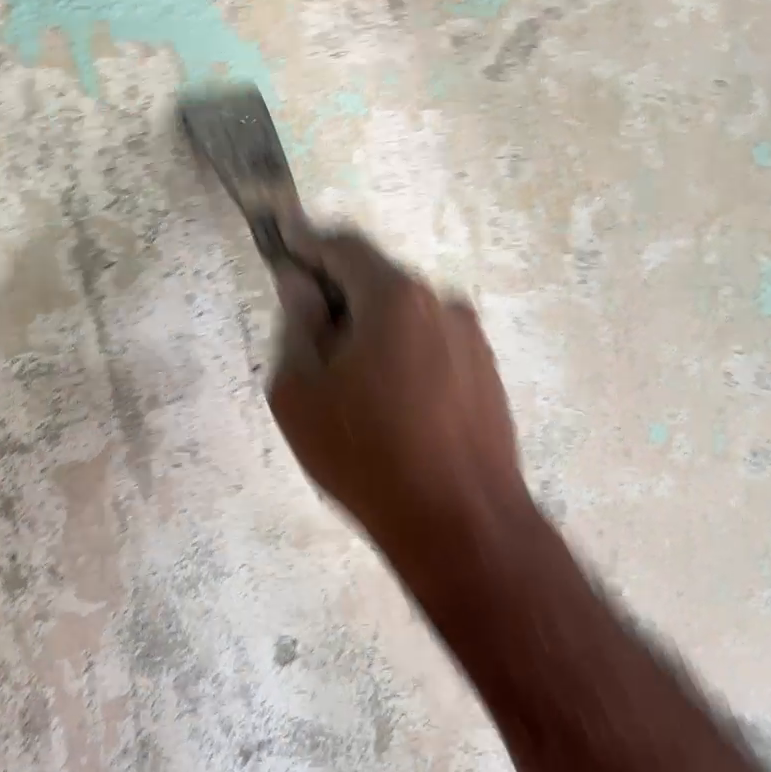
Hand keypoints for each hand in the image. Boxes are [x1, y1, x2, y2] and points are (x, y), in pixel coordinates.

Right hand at [269, 234, 528, 559]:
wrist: (460, 524)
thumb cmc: (364, 453)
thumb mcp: (299, 389)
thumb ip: (296, 323)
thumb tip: (300, 286)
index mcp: (395, 297)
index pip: (342, 247)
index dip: (306, 248)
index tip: (281, 257)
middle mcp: (442, 304)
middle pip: (376, 283)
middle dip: (338, 301)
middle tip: (308, 347)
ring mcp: (472, 340)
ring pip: (404, 319)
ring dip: (372, 334)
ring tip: (350, 392)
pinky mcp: (488, 375)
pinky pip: (430, 349)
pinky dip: (402, 360)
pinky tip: (389, 410)